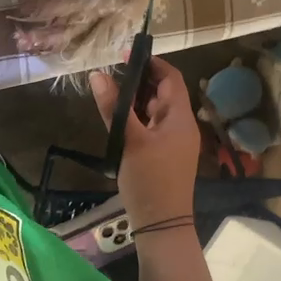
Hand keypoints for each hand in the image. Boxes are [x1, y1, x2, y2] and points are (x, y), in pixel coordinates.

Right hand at [89, 57, 200, 227]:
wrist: (162, 225)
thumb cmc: (149, 180)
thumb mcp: (128, 141)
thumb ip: (113, 107)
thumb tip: (98, 74)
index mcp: (180, 118)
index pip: (171, 78)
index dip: (152, 63)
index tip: (126, 55)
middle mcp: (182, 126)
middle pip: (164, 93)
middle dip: (140, 81)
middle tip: (112, 75)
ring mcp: (175, 142)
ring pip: (156, 111)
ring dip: (136, 101)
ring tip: (110, 95)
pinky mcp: (166, 155)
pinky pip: (153, 127)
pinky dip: (137, 119)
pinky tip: (118, 121)